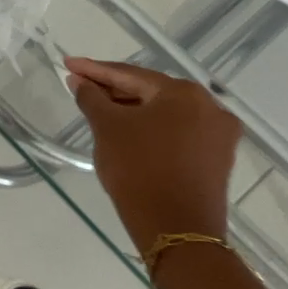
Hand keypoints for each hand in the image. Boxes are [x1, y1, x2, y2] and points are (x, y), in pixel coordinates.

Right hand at [65, 57, 242, 255]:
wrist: (175, 224)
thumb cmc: (138, 165)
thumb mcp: (105, 125)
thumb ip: (90, 96)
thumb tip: (80, 81)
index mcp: (185, 95)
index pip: (130, 74)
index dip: (94, 70)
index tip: (68, 64)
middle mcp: (210, 109)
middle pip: (151, 90)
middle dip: (114, 87)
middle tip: (80, 84)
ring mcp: (219, 135)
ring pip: (165, 111)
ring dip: (131, 106)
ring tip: (98, 106)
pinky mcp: (217, 156)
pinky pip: (177, 129)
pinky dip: (150, 124)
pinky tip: (126, 126)